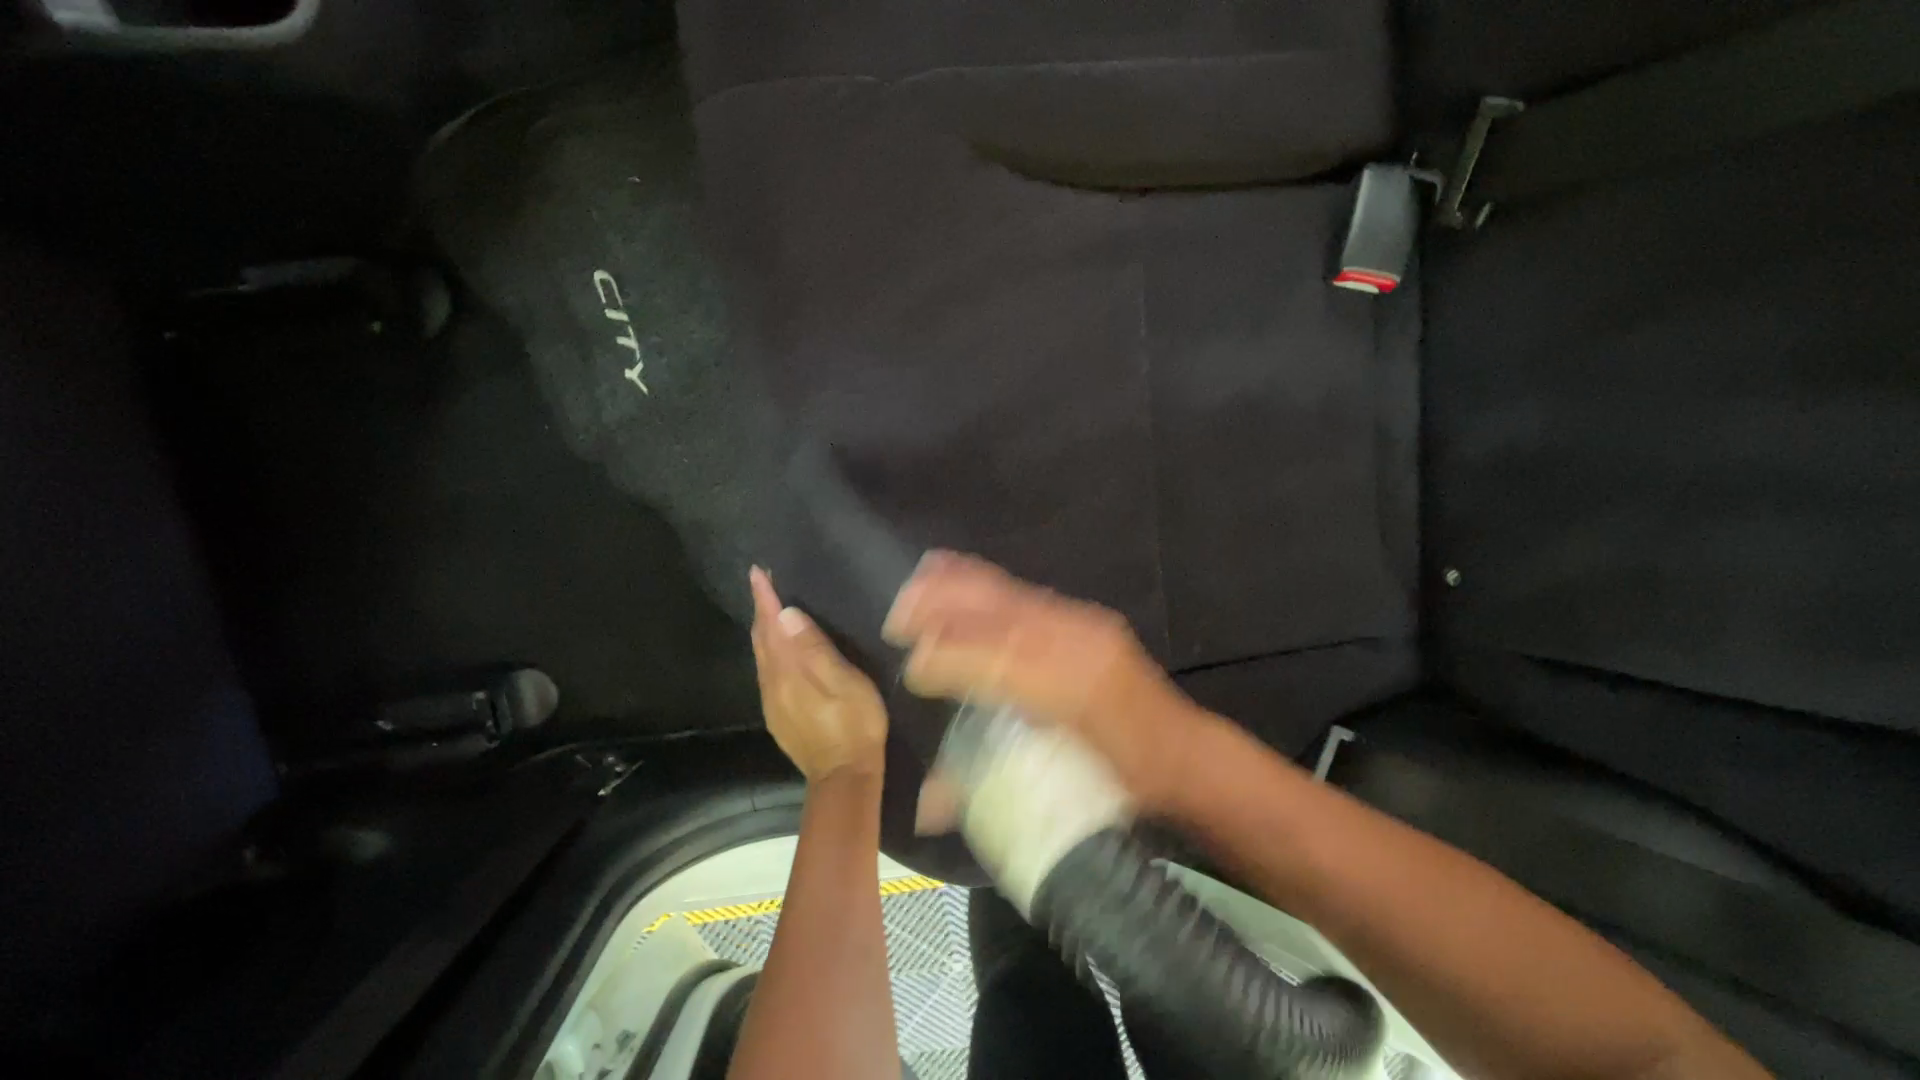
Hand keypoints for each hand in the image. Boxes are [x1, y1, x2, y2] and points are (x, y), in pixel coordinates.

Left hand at [750, 566, 887, 783]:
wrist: (844, 778)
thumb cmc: (855, 725)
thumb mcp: (846, 683)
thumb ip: (816, 649)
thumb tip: (788, 615)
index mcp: (788, 672)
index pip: (772, 626)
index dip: (766, 598)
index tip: (758, 572)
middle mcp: (772, 684)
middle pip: (762, 640)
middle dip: (762, 610)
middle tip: (762, 584)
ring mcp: (772, 703)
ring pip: (761, 657)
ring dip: (764, 630)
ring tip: (768, 609)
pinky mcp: (778, 716)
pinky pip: (766, 673)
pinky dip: (768, 652)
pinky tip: (777, 651)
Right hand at [883, 551, 1208, 815]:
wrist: (1184, 755)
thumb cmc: (1123, 785)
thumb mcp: (1063, 797)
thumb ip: (993, 790)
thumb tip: (926, 809)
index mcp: (1080, 695)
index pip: (1007, 668)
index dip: (957, 663)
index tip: (913, 667)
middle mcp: (1084, 649)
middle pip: (1006, 621)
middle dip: (950, 612)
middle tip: (899, 615)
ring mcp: (1088, 627)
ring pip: (1014, 599)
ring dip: (962, 589)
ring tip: (917, 583)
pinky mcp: (1087, 618)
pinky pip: (1026, 593)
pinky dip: (986, 582)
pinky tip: (955, 571)